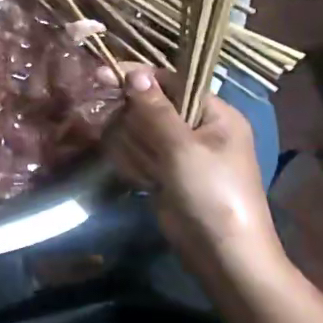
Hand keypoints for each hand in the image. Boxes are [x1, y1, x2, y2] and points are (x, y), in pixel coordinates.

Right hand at [100, 65, 281, 267]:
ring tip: (151, 174)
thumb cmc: (211, 192)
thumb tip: (134, 73)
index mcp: (215, 113)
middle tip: (147, 150)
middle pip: (148, 107)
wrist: (220, 249)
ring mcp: (178, 152)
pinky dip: (134, 167)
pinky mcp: (163, 173)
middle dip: (138, 127)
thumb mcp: (182, 147)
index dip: (139, 78)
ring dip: (135, 152)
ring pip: (136, 133)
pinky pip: (135, 156)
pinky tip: (145, 183)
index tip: (102, 75)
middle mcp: (197, 127)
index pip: (172, 81)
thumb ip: (155, 109)